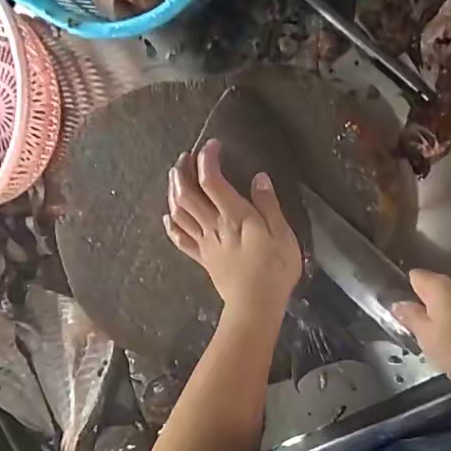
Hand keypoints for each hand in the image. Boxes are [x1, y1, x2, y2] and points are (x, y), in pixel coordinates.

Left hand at [163, 140, 302, 319]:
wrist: (255, 305)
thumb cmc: (275, 269)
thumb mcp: (282, 234)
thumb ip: (268, 205)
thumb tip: (258, 178)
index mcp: (234, 216)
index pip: (212, 181)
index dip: (207, 159)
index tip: (212, 145)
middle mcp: (213, 226)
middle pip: (187, 194)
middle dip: (182, 171)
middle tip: (185, 157)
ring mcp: (204, 243)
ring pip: (179, 213)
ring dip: (173, 192)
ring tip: (174, 177)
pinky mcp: (202, 258)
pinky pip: (180, 239)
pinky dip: (171, 225)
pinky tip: (168, 215)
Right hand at [391, 270, 450, 385]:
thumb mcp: (427, 338)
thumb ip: (410, 319)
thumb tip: (399, 304)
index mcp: (439, 287)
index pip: (414, 277)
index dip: (407, 294)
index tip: (406, 317)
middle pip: (435, 299)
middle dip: (430, 320)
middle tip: (428, 345)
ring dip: (449, 335)